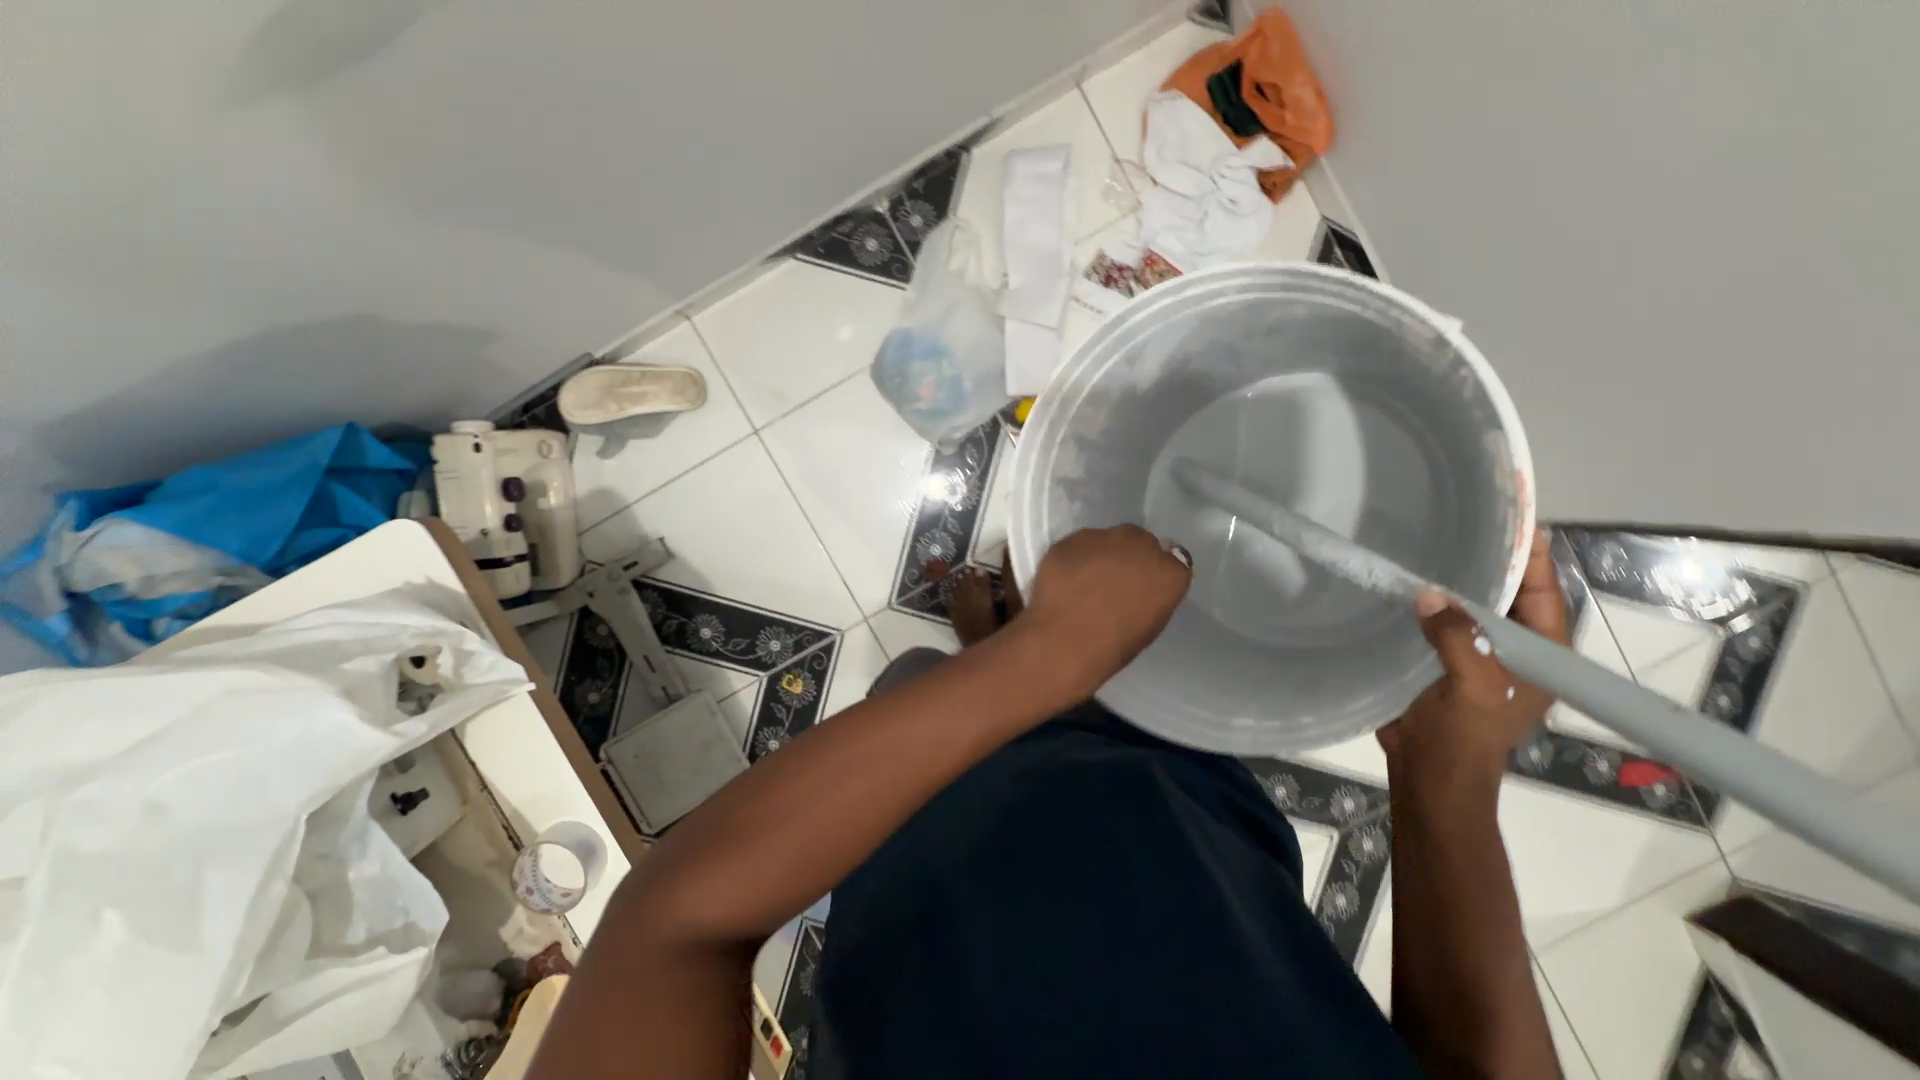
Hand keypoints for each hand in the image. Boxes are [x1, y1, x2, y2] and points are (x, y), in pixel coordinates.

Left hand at [1018, 525, 1191, 693]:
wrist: (1065, 639)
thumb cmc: (1114, 645)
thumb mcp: (1150, 624)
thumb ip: (1153, 595)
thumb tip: (1144, 586)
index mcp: (1170, 571)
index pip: (1174, 559)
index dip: (1156, 571)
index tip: (1144, 585)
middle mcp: (1141, 545)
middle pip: (1141, 541)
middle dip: (1131, 555)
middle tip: (1114, 581)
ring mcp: (1104, 537)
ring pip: (1108, 539)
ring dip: (1102, 554)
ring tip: (1085, 581)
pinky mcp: (1072, 539)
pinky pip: (1079, 545)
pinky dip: (1076, 558)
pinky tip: (1065, 579)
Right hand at [1378, 529, 1568, 784]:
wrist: (1429, 778)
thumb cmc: (1465, 738)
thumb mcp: (1474, 686)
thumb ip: (1459, 637)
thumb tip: (1428, 593)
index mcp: (1543, 654)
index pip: (1543, 593)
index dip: (1531, 556)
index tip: (1511, 517)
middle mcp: (1517, 649)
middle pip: (1507, 594)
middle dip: (1487, 561)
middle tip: (1460, 518)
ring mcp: (1480, 656)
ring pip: (1471, 607)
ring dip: (1452, 581)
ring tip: (1427, 541)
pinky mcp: (1445, 663)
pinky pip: (1441, 623)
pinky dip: (1427, 603)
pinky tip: (1402, 582)